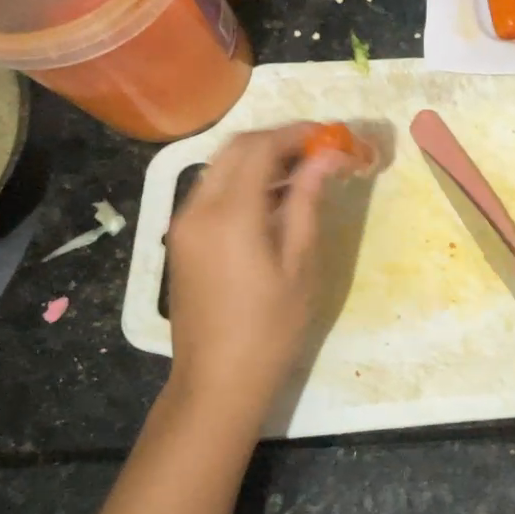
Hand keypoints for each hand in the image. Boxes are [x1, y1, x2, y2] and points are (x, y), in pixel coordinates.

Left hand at [164, 124, 349, 422]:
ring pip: (221, 166)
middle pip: (235, 148)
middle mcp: (197, 208)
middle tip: (320, 150)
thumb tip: (329, 157)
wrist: (218, 380)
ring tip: (304, 173)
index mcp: (230, 214)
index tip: (332, 136)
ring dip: (260, 158)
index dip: (298, 133)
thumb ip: (308, 201)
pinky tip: (275, 200)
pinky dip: (244, 180)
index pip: (261, 147)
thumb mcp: (300, 263)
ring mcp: (183, 224)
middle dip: (278, 140)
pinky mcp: (182, 239)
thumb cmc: (271, 327)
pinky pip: (212, 191)